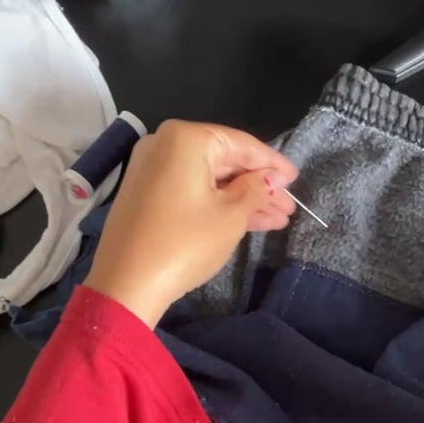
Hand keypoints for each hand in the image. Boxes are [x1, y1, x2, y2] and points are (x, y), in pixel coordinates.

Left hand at [84, 120, 298, 326]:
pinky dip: (219, 204)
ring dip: (243, 199)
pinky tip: (248, 221)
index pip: (241, 144)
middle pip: (224, 161)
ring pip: (210, 179)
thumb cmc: (185, 243)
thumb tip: (270, 178)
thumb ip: (256, 189)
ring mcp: (153, 170)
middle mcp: (165, 144)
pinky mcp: (147, 195)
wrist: (127, 283)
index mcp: (186, 139)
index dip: (272, 163)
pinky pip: (192, 190)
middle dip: (259, 186)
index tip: (296, 179)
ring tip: (277, 220)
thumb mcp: (231, 215)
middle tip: (288, 206)